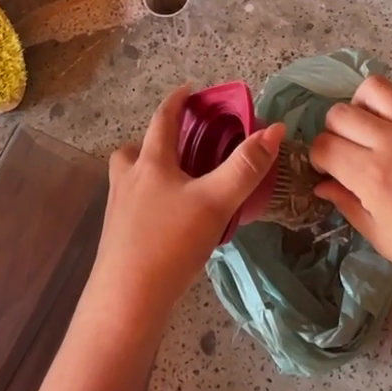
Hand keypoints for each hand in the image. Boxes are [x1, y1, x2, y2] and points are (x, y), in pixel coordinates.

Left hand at [85, 86, 283, 329]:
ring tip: (180, 185)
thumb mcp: (216, 201)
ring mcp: (117, 210)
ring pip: (130, 179)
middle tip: (183, 145)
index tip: (189, 90)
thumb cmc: (170, 242)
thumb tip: (274, 129)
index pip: (162, 120)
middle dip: (156, 141)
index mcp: (150, 163)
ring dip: (150, 173)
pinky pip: (133, 207)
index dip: (176, 101)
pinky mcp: (117, 238)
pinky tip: (171, 223)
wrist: (127, 300)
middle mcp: (128, 180)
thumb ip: (246, 166)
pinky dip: (150, 203)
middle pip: (135, 149)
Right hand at [311, 73, 391, 296]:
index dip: (318, 158)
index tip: (328, 171)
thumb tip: (323, 185)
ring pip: (375, 86)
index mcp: (371, 174)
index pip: (323, 146)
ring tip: (372, 126)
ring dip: (364, 103)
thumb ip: (347, 204)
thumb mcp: (380, 237)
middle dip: (334, 132)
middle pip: (340, 113)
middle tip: (348, 152)